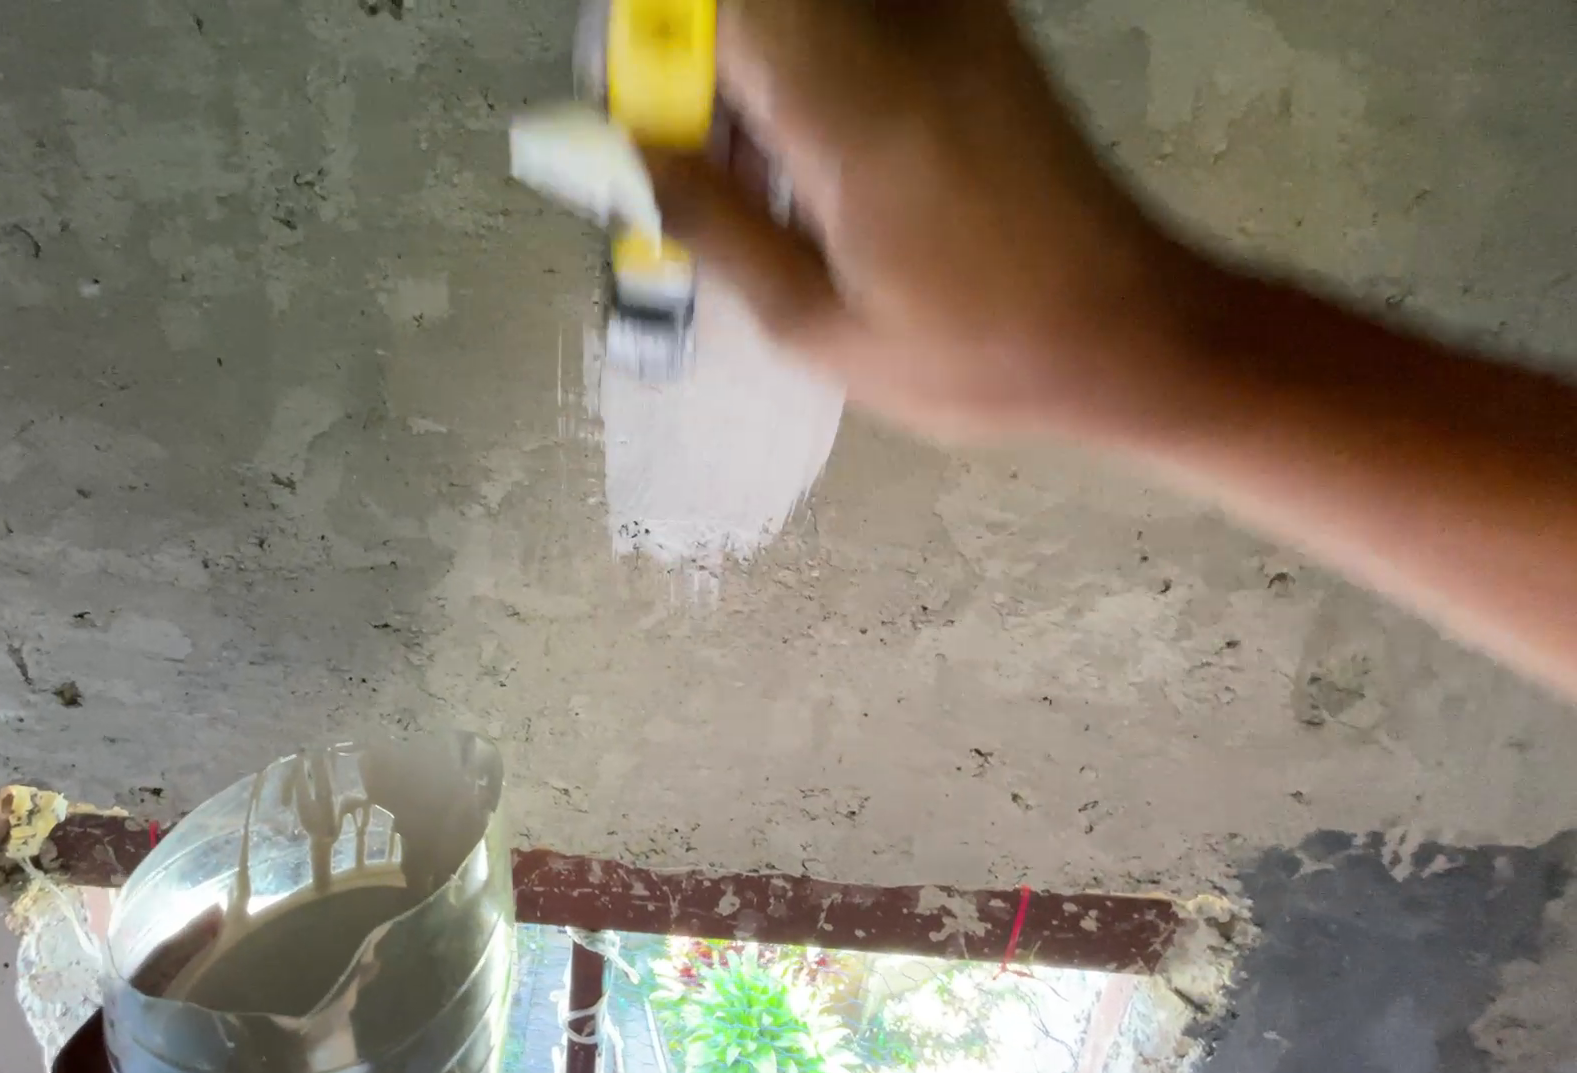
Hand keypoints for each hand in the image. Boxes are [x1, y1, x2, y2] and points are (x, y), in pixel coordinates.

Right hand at [649, 0, 1214, 439]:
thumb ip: (712, 226)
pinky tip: (809, 174)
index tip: (636, 129)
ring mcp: (951, 15)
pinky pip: (847, 26)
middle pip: (748, 5)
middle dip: (691, 71)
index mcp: (855, 106)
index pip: (714, 10)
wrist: (1125, 333)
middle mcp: (905, 26)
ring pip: (793, 17)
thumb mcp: (811, 326)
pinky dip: (800, 83)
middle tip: (685, 171)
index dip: (651, 48)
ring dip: (744, 84)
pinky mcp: (975, 30)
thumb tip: (628, 158)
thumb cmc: (964, 357)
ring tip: (749, 193)